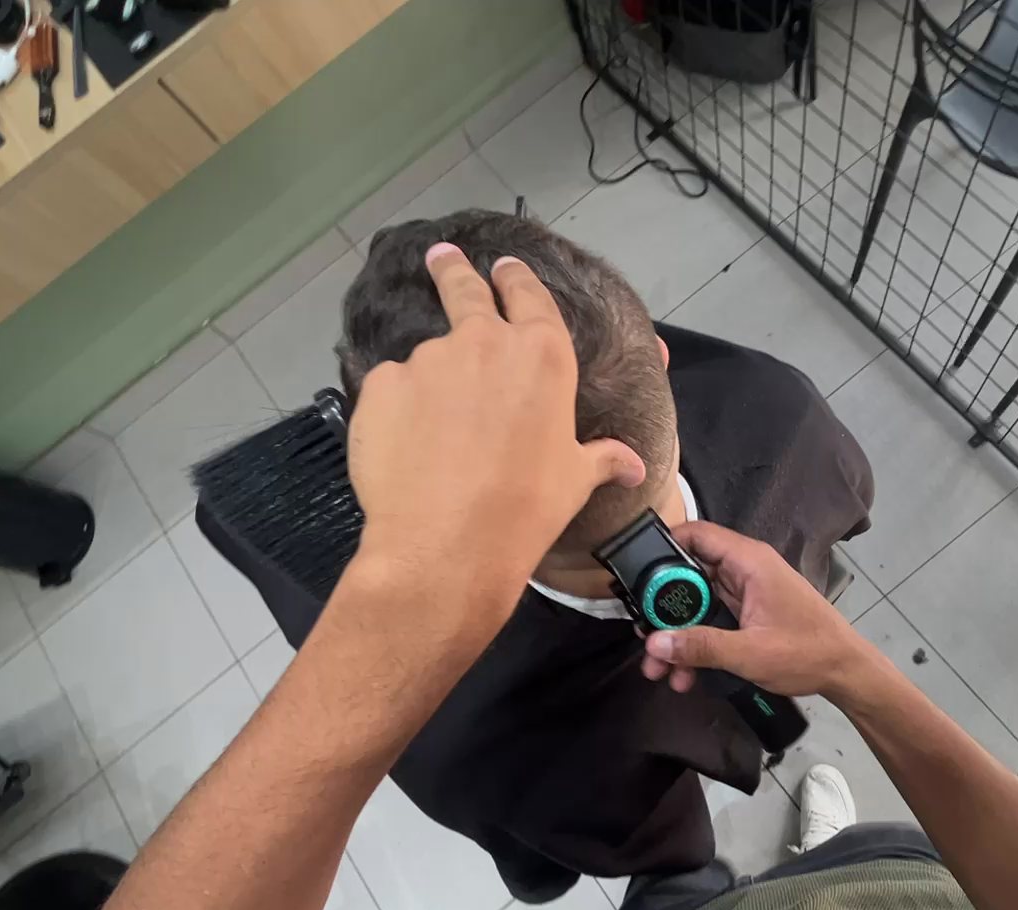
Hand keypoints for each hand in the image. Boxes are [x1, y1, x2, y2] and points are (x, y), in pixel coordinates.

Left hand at [347, 244, 646, 600]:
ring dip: (434, 380)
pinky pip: (394, 391)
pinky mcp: (382, 385)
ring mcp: (427, 361)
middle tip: (442, 257)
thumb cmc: (527, 509)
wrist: (448, 544)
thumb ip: (603, 460)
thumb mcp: (574, 481)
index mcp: (541, 357)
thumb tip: (635, 465)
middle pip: (464, 289)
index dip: (516, 278)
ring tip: (434, 431)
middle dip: (454, 269)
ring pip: (430, 359)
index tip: (505, 266)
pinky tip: (406, 448)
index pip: (528, 296)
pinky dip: (400, 410)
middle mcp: (483, 344)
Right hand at [640, 521, 881, 697]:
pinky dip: (695, 644)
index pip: (697, 534)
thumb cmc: (807, 652)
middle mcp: (743, 570)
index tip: (635, 575)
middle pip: (688, 575)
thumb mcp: (750, 652)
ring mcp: (744, 593)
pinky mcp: (745, 613)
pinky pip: (709, 621)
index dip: (663, 547)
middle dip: (663, 609)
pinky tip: (684, 676)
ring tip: (658, 670)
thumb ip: (701, 646)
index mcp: (748, 562)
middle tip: (643, 636)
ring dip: (676, 635)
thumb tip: (655, 644)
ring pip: (695, 604)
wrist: (845, 671)